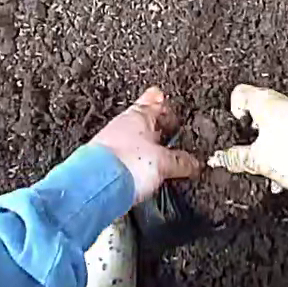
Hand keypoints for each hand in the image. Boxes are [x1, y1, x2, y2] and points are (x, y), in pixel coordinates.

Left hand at [90, 87, 201, 205]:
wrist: (93, 186)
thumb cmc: (127, 164)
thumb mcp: (164, 163)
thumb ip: (180, 162)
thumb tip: (193, 164)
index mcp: (138, 115)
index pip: (154, 100)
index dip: (166, 105)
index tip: (171, 109)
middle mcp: (122, 125)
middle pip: (143, 120)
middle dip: (157, 129)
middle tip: (170, 137)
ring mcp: (110, 142)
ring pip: (132, 139)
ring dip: (144, 147)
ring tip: (158, 160)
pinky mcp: (104, 162)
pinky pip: (124, 157)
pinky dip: (133, 162)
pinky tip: (140, 173)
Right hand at [207, 84, 287, 194]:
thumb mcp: (257, 159)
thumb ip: (235, 157)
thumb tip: (220, 158)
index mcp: (265, 101)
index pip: (240, 93)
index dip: (233, 110)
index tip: (236, 129)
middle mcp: (284, 102)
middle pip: (259, 109)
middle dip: (252, 132)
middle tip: (249, 150)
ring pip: (276, 124)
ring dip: (269, 142)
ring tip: (268, 164)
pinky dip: (285, 147)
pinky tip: (285, 168)